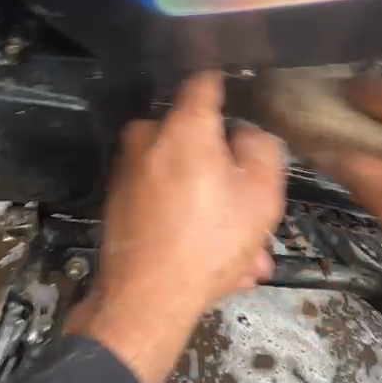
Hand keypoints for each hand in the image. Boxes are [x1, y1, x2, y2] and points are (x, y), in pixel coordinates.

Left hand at [67, 72, 287, 382]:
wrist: (145, 300)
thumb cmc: (208, 242)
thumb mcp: (261, 196)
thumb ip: (261, 149)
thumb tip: (245, 134)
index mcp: (183, 126)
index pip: (204, 82)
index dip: (225, 82)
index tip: (238, 85)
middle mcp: (148, 137)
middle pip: (197, 140)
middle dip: (229, 176)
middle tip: (253, 214)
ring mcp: (129, 169)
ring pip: (186, 180)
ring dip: (215, 209)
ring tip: (245, 257)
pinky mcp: (120, 200)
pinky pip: (166, 201)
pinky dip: (189, 221)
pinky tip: (216, 264)